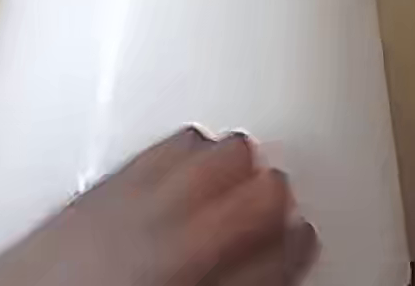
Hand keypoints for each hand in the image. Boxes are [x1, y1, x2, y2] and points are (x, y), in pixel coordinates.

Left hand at [0, 129, 318, 285]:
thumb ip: (228, 275)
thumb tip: (266, 260)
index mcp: (196, 278)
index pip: (279, 257)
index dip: (296, 248)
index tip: (299, 240)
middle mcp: (180, 243)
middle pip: (267, 192)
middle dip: (275, 199)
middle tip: (271, 210)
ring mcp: (148, 203)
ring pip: (230, 153)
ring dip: (237, 168)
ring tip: (230, 181)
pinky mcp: (115, 177)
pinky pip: (179, 142)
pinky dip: (192, 152)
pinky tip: (186, 168)